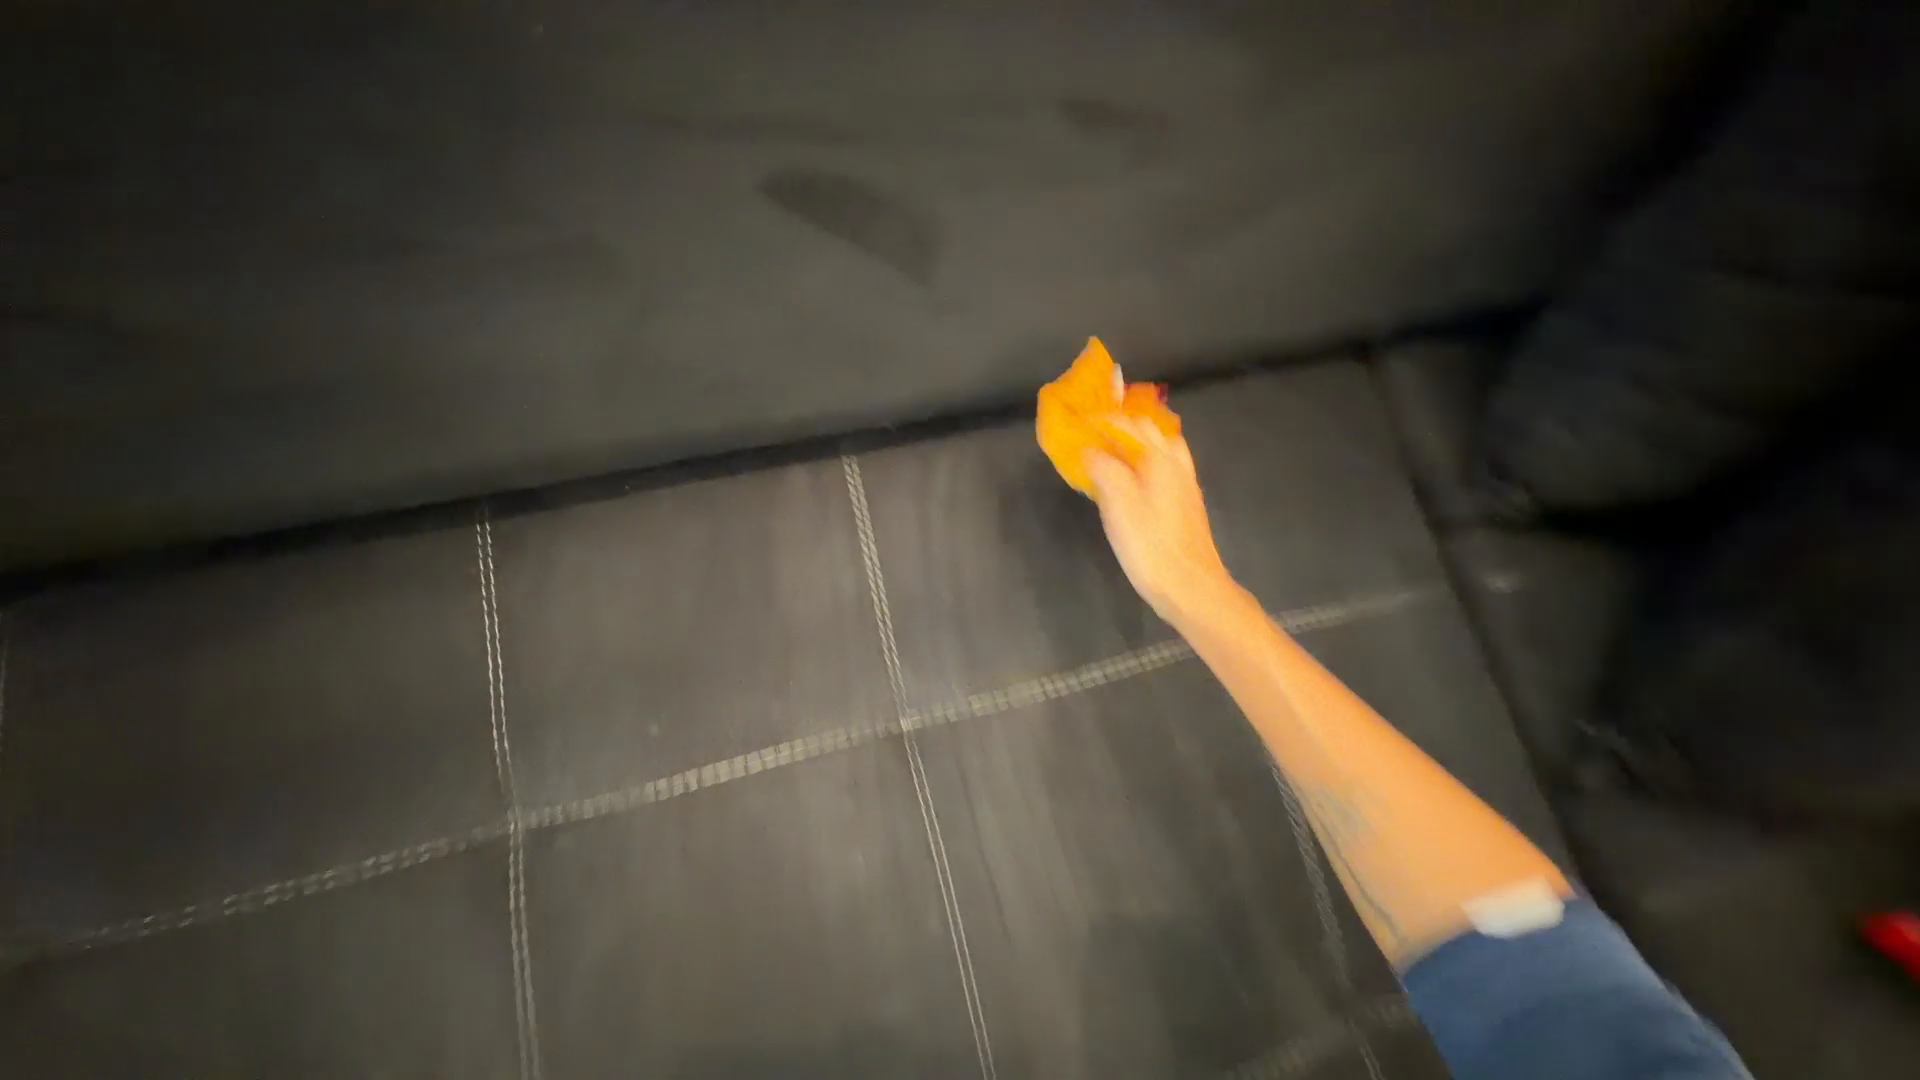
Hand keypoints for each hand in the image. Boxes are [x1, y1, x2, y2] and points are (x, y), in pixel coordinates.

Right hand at [1085, 419, 1235, 626]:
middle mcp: (1176, 464)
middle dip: (1122, 426)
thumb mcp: (1117, 503)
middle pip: (1150, 430)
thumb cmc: (1150, 545)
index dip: (1101, 421)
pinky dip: (1147, 463)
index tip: (1078, 422)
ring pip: (1163, 449)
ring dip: (1138, 443)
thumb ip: (1103, 468)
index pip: (1127, 425)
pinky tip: (1134, 480)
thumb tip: (1090, 450)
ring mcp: (1185, 484)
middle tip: (1094, 434)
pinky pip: (1166, 469)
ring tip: (1113, 452)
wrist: (1190, 586)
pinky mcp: (1186, 504)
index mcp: (1159, 458)